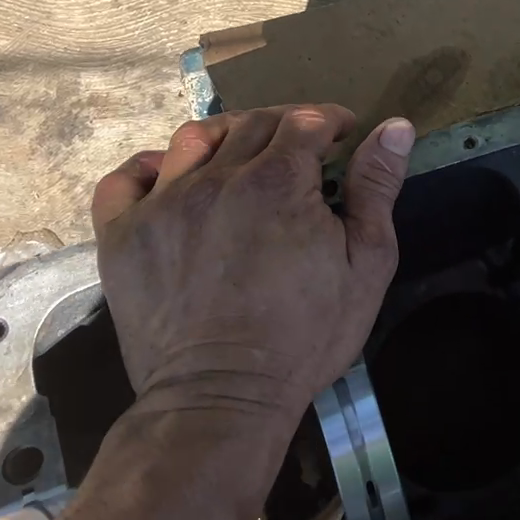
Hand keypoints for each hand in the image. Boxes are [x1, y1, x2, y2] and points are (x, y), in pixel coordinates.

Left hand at [92, 105, 415, 423]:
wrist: (222, 399)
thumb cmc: (307, 334)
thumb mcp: (368, 262)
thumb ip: (378, 187)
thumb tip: (397, 125)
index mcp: (279, 181)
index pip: (306, 120)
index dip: (330, 121)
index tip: (343, 135)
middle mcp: (218, 178)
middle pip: (254, 122)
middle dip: (287, 125)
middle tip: (305, 150)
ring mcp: (163, 204)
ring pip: (194, 138)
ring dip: (228, 135)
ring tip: (245, 157)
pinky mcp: (122, 235)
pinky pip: (126, 178)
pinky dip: (150, 167)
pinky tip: (172, 179)